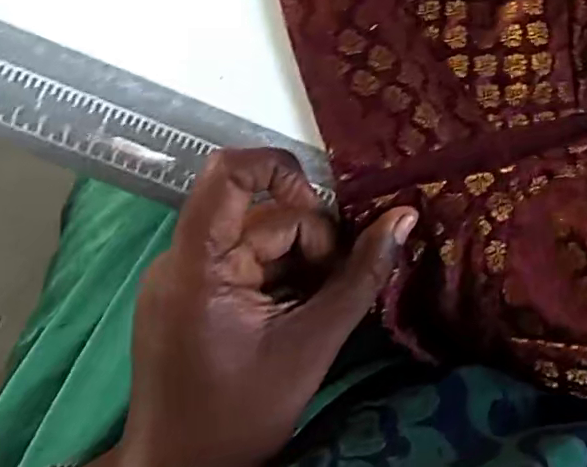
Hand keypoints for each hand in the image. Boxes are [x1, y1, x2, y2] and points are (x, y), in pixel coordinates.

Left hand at [114, 148, 416, 466]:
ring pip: (260, 236)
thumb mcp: (312, 344)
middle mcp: (181, 258)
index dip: (278, 167)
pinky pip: (244, 258)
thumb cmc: (240, 419)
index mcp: (198, 266)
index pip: (229, 173)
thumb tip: (405, 216)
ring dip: (298, 261)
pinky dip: (278, 274)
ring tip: (312, 308)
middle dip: (310, 241)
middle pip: (263, 213)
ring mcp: (182, 275)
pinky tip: (291, 312)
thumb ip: (362, 275)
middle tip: (329, 287)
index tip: (318, 204)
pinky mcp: (188, 292)